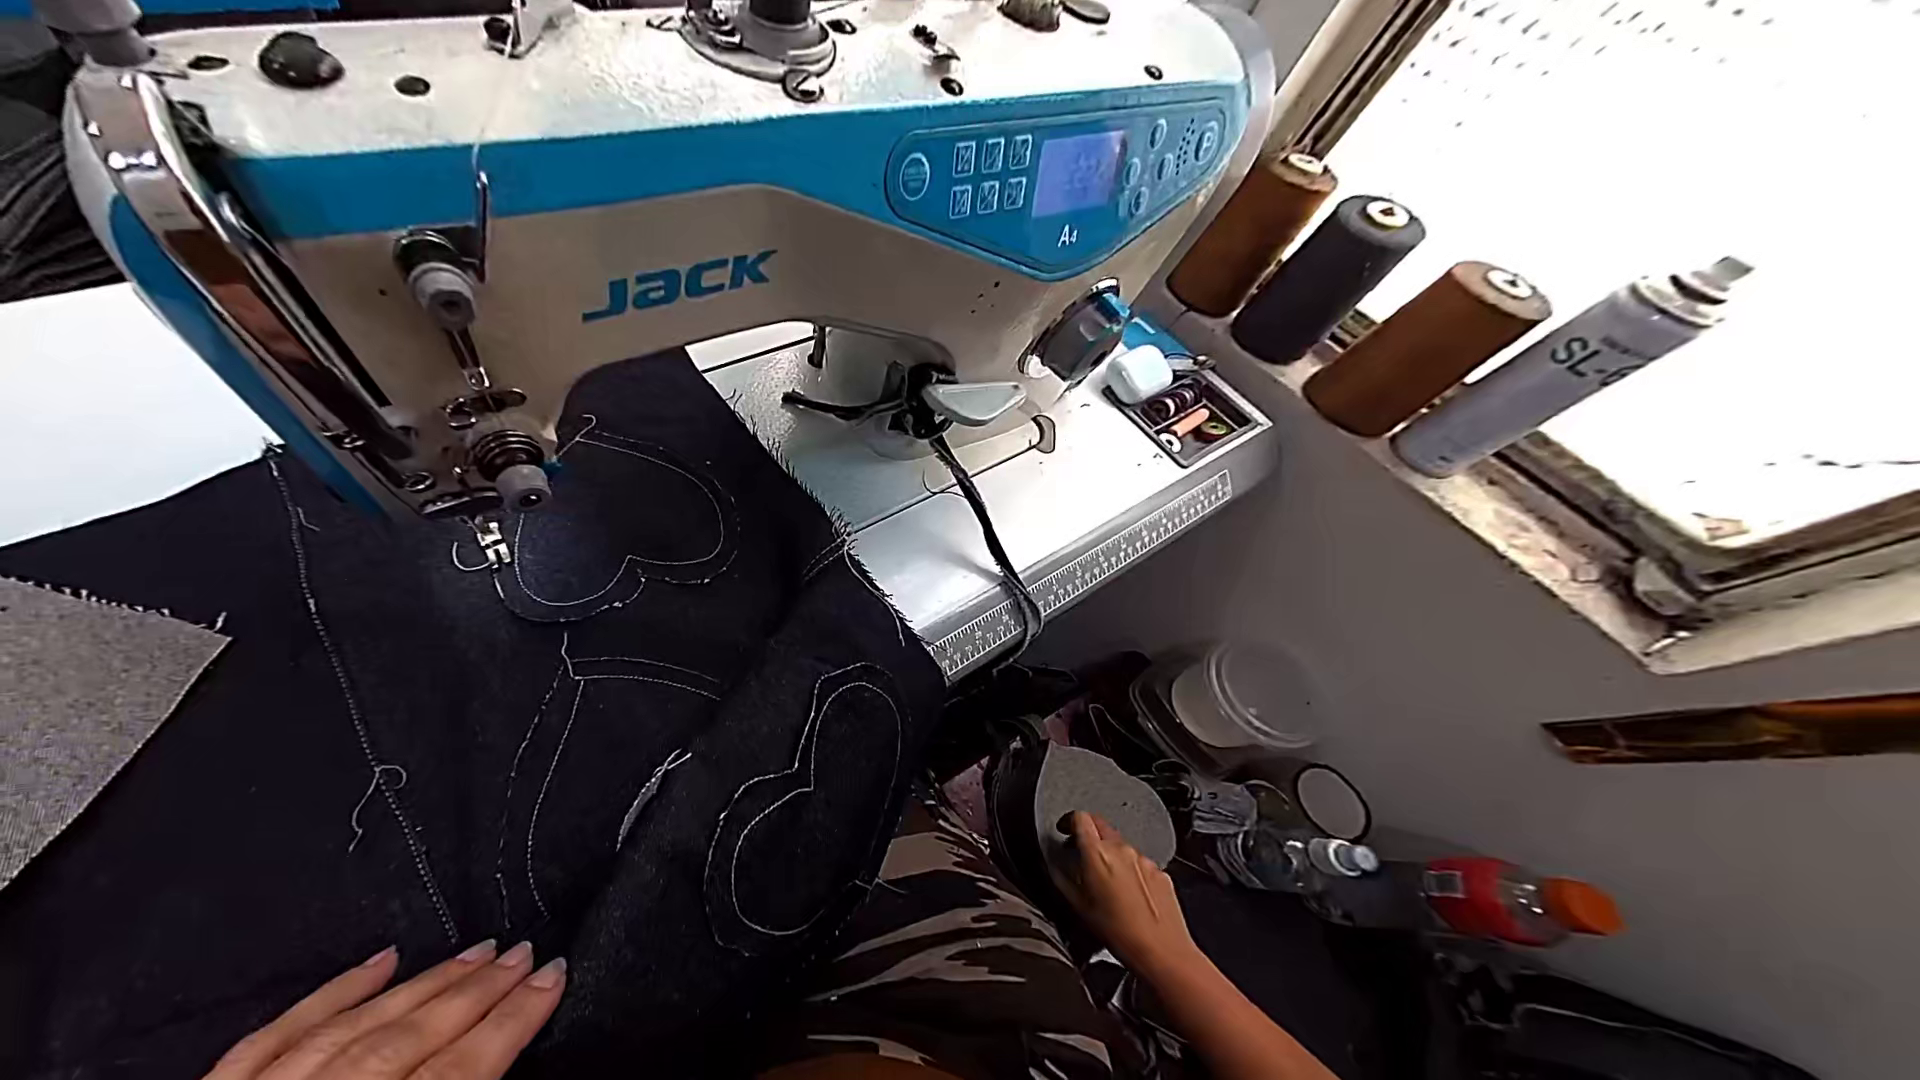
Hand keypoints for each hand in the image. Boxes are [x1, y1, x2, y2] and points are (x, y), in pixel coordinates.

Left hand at [205, 940, 565, 1079]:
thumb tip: (499, 1072)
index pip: (457, 1075)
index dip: (515, 1020)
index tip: (555, 974)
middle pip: (409, 1043)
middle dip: (479, 992)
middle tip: (525, 950)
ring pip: (353, 1030)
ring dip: (425, 983)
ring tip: (477, 949)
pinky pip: (270, 1040)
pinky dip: (332, 994)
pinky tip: (382, 959)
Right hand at [1057, 810, 1198, 975]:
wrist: (1163, 953)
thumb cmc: (1121, 935)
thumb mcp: (1079, 907)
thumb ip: (1062, 878)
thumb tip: (1054, 865)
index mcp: (1097, 853)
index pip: (1080, 817)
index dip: (1069, 821)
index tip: (1065, 830)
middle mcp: (1122, 849)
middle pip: (1100, 827)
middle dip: (1089, 837)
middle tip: (1083, 857)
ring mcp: (1143, 858)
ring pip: (1120, 846)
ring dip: (1111, 857)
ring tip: (1108, 887)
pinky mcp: (1160, 871)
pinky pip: (1139, 862)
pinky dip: (1130, 872)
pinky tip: (1129, 897)